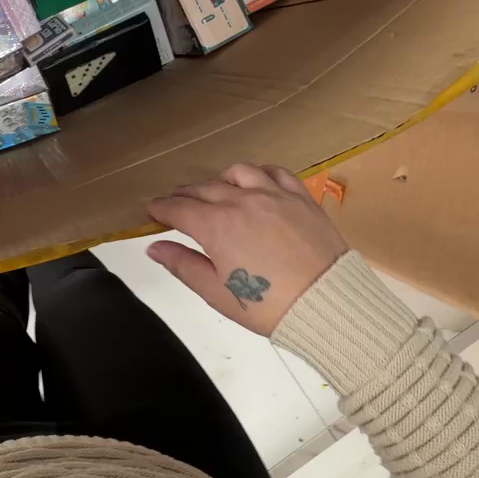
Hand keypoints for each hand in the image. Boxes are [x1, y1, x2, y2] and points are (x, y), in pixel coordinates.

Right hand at [146, 164, 347, 336]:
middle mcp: (241, 201)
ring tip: (214, 191)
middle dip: (184, 195)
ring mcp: (273, 195)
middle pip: (203, 189)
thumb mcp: (216, 292)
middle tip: (176, 203)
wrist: (327, 303)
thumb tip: (155, 248)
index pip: (178, 209)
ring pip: (236, 173)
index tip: (152, 210)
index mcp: (216, 226)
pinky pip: (274, 172)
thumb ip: (182, 265)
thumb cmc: (268, 305)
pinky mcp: (300, 197)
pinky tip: (255, 181)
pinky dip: (258, 173)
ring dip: (219, 180)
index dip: (161, 208)